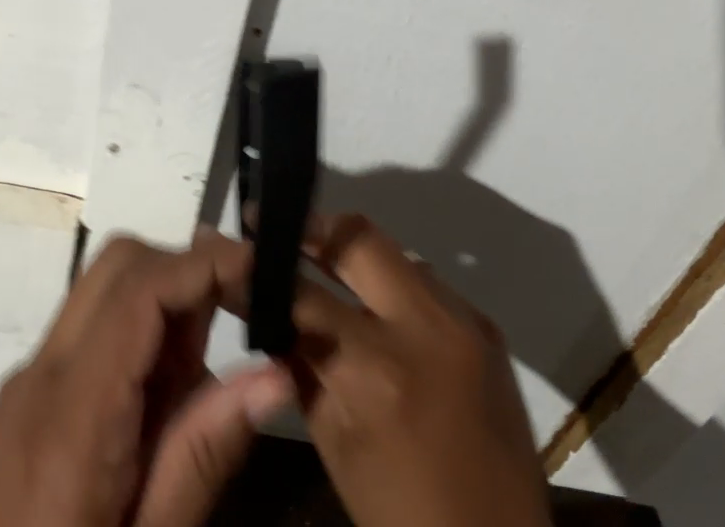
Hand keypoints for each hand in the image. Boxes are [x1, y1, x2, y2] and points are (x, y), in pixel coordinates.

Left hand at [0, 230, 292, 526]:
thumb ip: (203, 457)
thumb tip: (277, 374)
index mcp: (71, 413)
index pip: (139, 290)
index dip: (206, 263)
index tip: (266, 268)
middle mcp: (41, 375)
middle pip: (119, 266)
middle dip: (189, 269)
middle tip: (244, 319)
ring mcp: (28, 383)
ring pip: (106, 291)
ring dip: (168, 305)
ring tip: (202, 388)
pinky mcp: (27, 400)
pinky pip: (94, 333)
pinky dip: (143, 338)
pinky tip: (165, 408)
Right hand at [288, 214, 550, 526]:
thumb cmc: (398, 507)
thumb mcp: (333, 441)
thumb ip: (300, 367)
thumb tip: (271, 316)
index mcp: (375, 368)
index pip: (302, 296)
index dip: (261, 275)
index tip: (236, 258)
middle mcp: (424, 327)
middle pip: (359, 240)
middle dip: (312, 228)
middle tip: (275, 226)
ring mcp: (465, 322)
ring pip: (399, 255)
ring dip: (356, 255)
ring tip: (318, 261)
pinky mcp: (488, 328)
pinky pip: (430, 286)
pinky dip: (394, 286)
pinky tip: (372, 304)